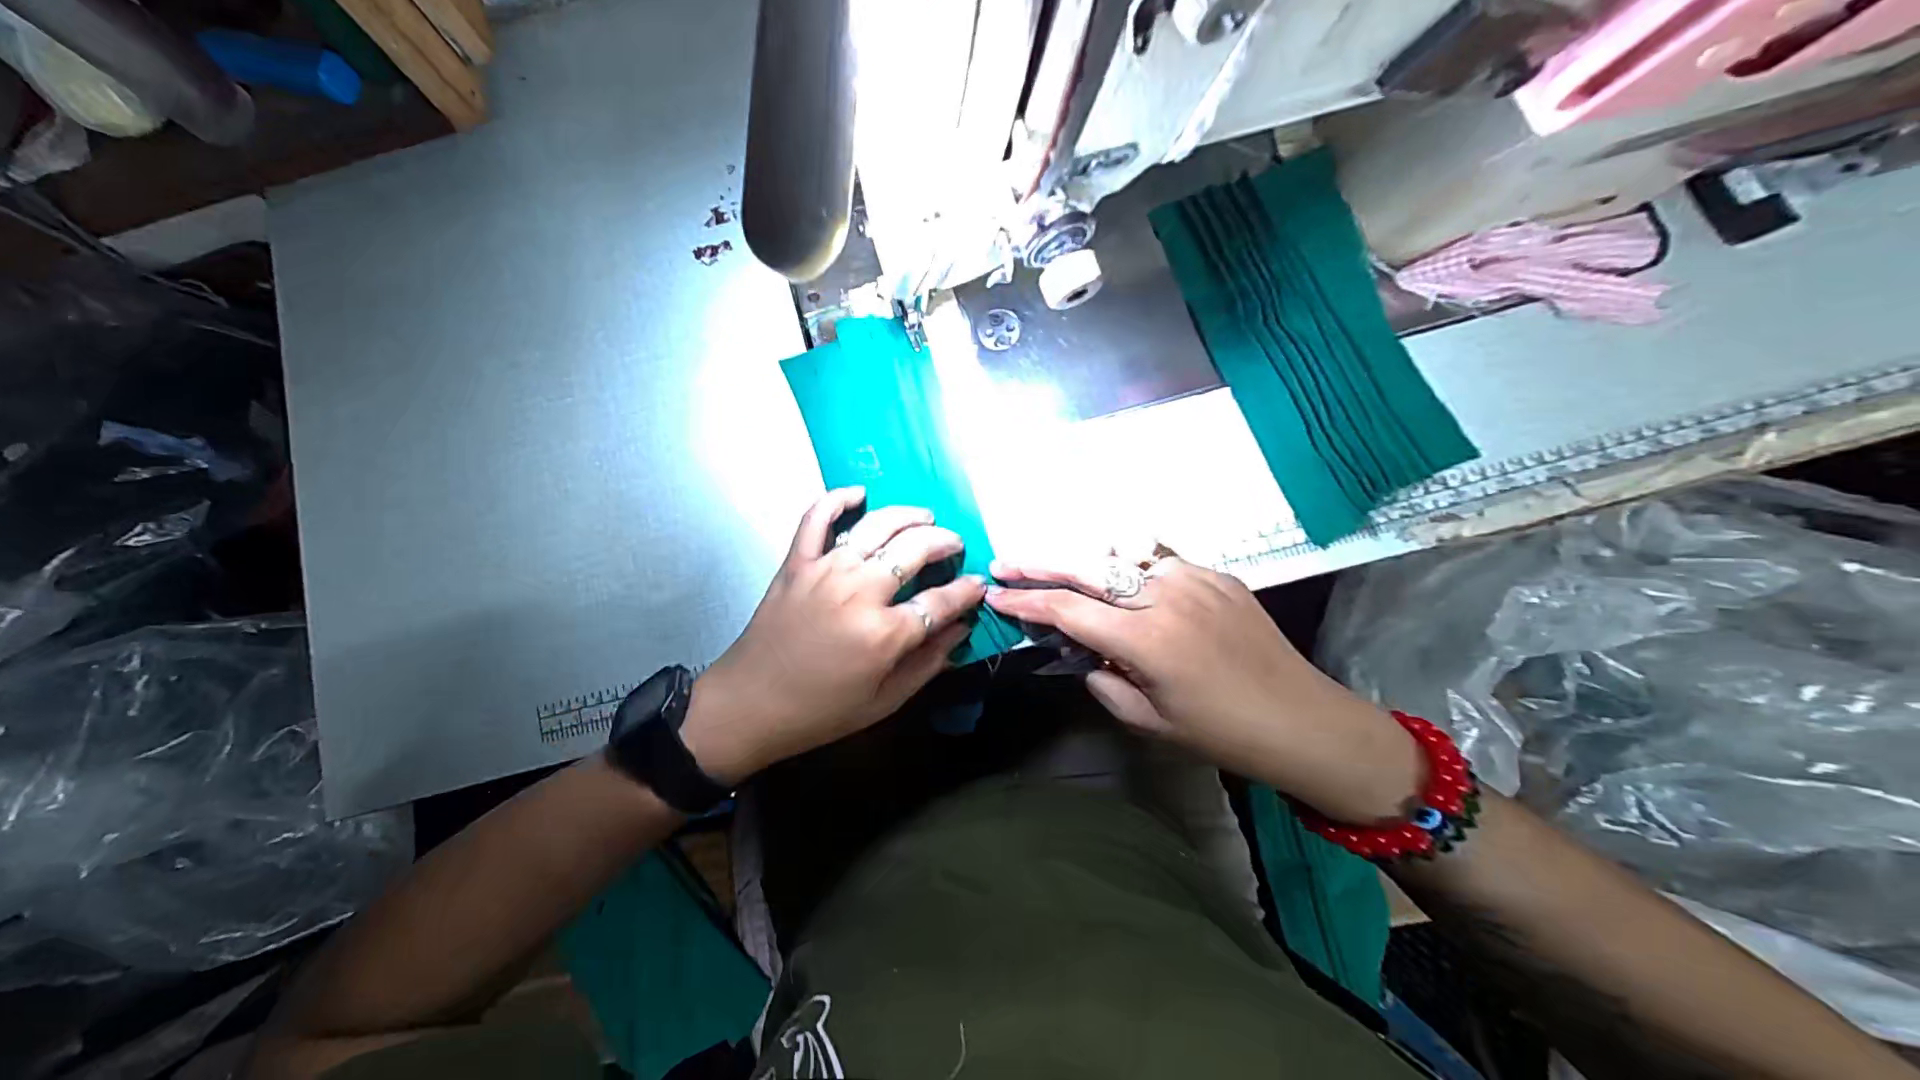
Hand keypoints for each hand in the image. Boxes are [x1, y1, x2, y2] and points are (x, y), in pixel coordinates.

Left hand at [678, 487, 985, 785]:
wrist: (750, 705)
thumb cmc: (822, 711)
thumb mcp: (885, 700)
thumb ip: (929, 662)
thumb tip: (962, 627)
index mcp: (884, 633)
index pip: (942, 600)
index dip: (967, 590)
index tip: (978, 585)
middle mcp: (858, 592)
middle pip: (915, 549)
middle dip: (945, 542)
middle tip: (954, 545)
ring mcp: (825, 571)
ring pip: (877, 526)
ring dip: (908, 515)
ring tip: (925, 518)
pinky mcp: (796, 562)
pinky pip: (816, 518)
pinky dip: (837, 499)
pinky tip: (858, 493)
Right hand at [984, 553, 1421, 823]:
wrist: (1301, 719)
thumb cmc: (1219, 732)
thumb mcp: (1146, 720)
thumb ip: (1101, 679)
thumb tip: (1081, 650)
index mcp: (1145, 640)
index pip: (1068, 610)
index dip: (1025, 601)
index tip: (995, 594)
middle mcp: (1166, 596)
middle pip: (1086, 566)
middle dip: (1039, 563)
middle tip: (1005, 562)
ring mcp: (1195, 578)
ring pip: (1123, 557)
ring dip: (1087, 563)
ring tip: (1061, 572)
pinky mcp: (1218, 575)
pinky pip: (1160, 564)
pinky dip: (1133, 571)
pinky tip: (1123, 584)